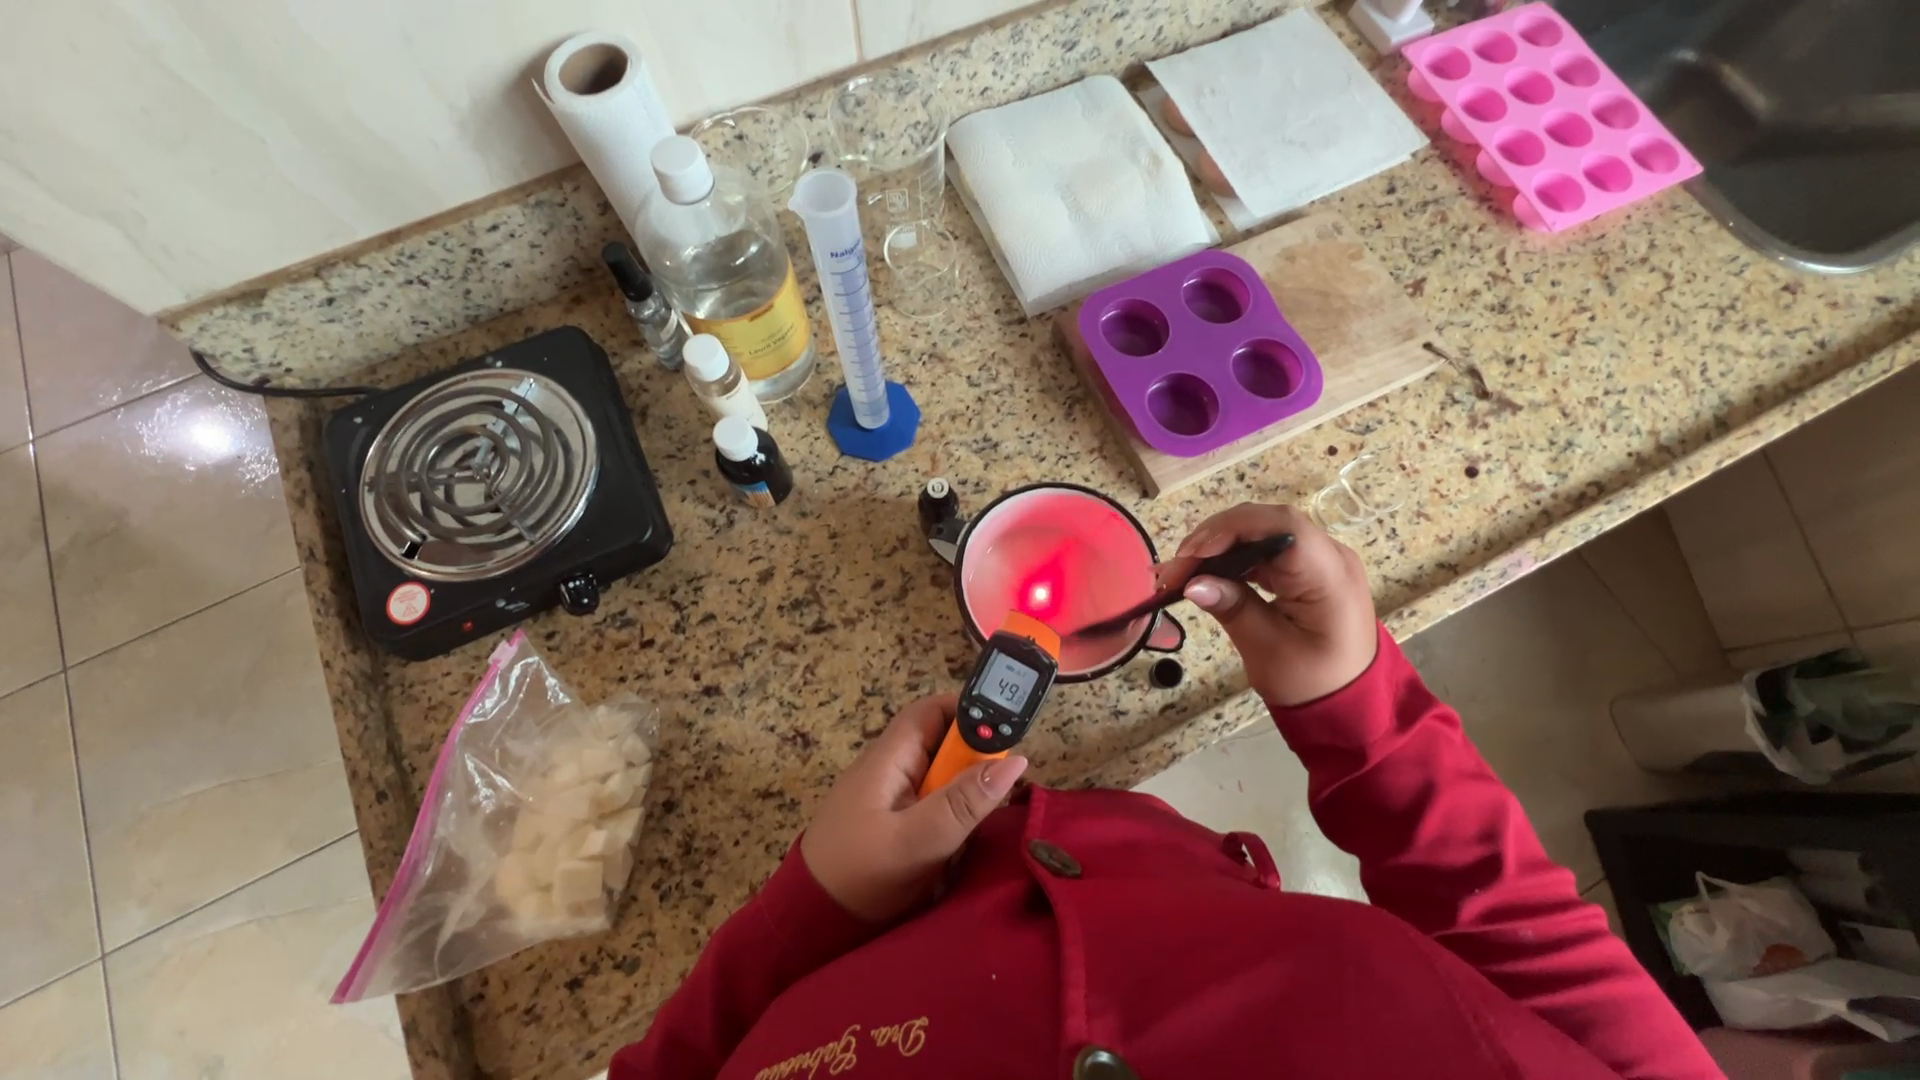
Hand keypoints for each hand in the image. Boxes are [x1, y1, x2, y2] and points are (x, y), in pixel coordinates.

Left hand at [799, 695, 1028, 921]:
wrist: (810, 925)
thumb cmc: (859, 875)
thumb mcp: (917, 840)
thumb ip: (963, 802)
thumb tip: (1016, 761)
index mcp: (889, 757)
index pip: (932, 711)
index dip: (970, 712)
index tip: (1007, 733)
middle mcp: (890, 769)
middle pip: (942, 743)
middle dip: (975, 760)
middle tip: (1006, 786)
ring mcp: (890, 798)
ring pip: (941, 777)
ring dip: (967, 792)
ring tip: (991, 815)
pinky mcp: (893, 825)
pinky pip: (933, 805)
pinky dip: (954, 816)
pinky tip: (967, 839)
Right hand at [1164, 504, 1377, 706]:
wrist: (1348, 702)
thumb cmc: (1312, 682)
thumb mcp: (1267, 649)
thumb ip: (1233, 608)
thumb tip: (1192, 583)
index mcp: (1329, 575)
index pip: (1280, 527)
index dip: (1231, 530)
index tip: (1191, 555)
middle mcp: (1330, 555)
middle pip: (1265, 523)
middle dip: (1214, 537)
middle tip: (1175, 569)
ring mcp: (1319, 558)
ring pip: (1260, 531)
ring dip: (1217, 546)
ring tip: (1181, 572)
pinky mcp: (1306, 568)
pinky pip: (1264, 548)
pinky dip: (1231, 556)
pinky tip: (1204, 572)